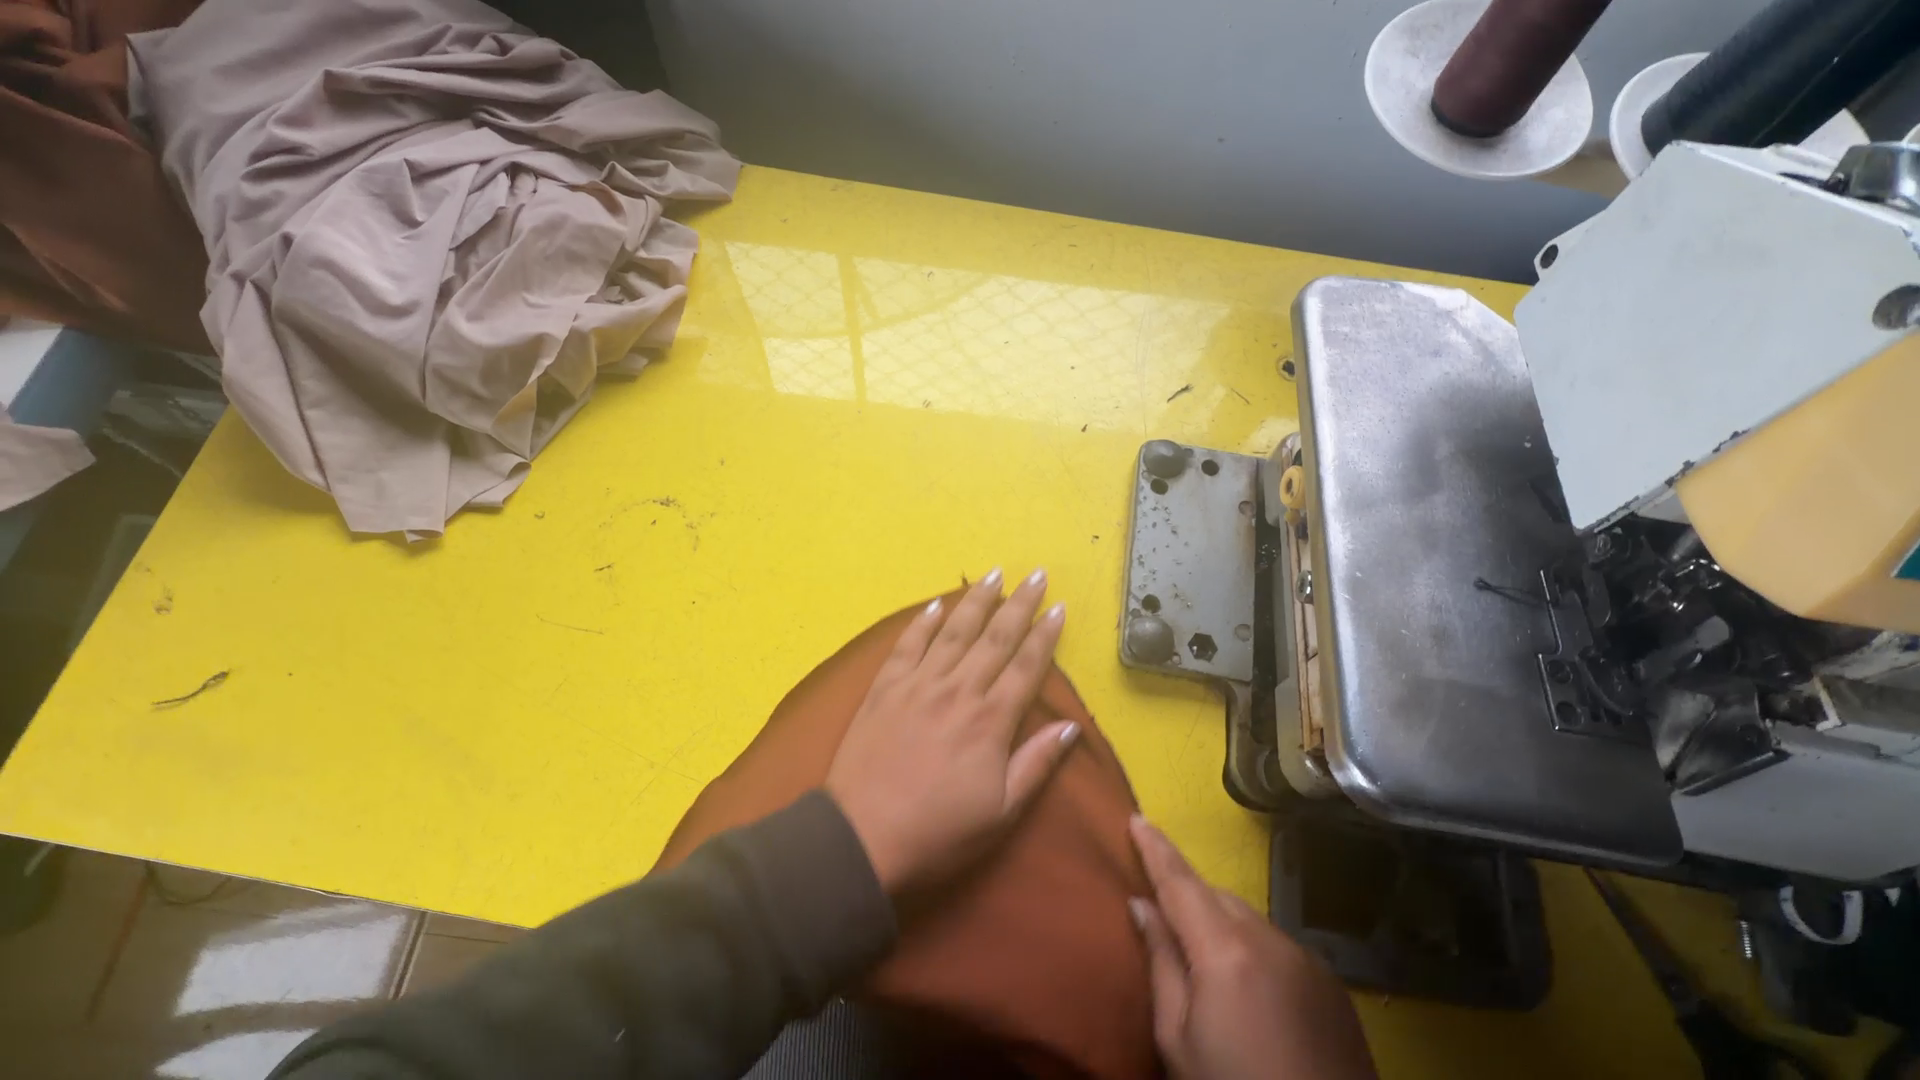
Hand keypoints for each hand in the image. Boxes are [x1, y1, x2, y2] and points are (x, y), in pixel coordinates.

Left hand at [826, 568, 1078, 894]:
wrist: (861, 836)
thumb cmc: (938, 832)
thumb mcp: (1001, 813)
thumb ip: (1037, 764)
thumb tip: (1071, 726)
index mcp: (991, 721)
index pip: (1026, 667)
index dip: (1045, 636)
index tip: (1060, 608)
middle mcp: (958, 691)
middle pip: (995, 638)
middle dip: (1019, 604)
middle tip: (1037, 574)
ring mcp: (917, 685)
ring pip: (953, 632)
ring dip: (976, 600)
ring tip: (994, 574)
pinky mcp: (884, 689)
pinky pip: (907, 645)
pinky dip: (922, 623)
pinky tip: (935, 605)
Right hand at [1129, 817, 1376, 1079]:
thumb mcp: (1177, 1038)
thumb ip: (1161, 964)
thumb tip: (1142, 905)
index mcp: (1225, 950)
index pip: (1180, 882)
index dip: (1156, 848)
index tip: (1137, 817)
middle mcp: (1270, 939)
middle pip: (1217, 897)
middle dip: (1188, 896)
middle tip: (1162, 916)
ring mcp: (1307, 960)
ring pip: (1250, 920)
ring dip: (1222, 925)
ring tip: (1205, 965)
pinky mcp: (1332, 985)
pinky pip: (1279, 947)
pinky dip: (1254, 951)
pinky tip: (1250, 993)